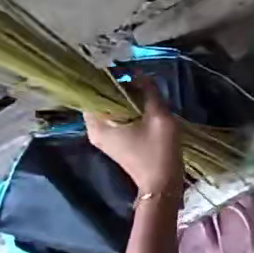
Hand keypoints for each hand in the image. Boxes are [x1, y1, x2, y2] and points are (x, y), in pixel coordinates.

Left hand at [86, 77, 183, 196]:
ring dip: (121, 96)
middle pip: (99, 98)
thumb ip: (148, 91)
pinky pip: (114, 117)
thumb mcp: (159, 117)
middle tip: (133, 74)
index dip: (105, 76)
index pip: (91, 91)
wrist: (162, 186)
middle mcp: (95, 130)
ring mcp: (103, 137)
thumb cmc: (159, 152)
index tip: (121, 66)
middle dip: (114, 85)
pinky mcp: (114, 141)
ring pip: (108, 107)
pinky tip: (139, 101)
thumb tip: (139, 73)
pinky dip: (124, 107)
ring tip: (138, 85)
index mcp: (99, 124)